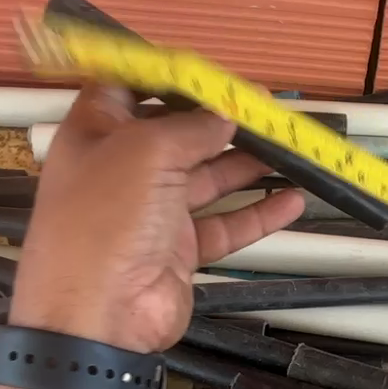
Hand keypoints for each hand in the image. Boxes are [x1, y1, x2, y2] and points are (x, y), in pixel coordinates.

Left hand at [8, 83, 304, 352]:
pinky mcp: (179, 251)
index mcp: (97, 134)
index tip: (211, 74)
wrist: (99, 314)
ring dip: (246, 165)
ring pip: (207, 180)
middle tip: (266, 111)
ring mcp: (153, 214)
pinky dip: (257, 214)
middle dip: (220, 121)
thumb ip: (189, 127)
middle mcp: (124, 171)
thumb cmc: (105, 221)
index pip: (128, 89)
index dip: (167, 78)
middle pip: (178, 135)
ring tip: (288, 149)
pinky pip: (224, 226)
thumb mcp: (145, 152)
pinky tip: (290, 201)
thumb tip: (223, 116)